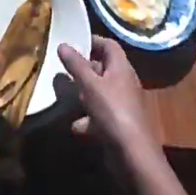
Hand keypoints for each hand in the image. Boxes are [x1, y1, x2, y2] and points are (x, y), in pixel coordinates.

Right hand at [60, 37, 154, 153]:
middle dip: (84, 68)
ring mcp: (123, 104)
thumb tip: (63, 44)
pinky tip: (75, 126)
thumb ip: (76, 65)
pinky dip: (88, 118)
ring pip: (101, 92)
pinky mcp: (119, 124)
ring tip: (66, 95)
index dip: (92, 41)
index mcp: (121, 67)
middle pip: (104, 68)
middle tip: (64, 68)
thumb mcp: (90, 85)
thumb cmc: (112, 110)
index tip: (73, 43)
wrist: (132, 153)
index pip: (109, 45)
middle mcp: (124, 82)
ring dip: (84, 94)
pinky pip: (101, 114)